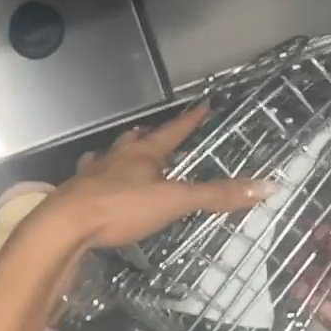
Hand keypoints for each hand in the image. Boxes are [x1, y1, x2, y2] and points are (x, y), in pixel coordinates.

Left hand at [38, 103, 268, 249]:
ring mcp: (92, 174)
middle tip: (157, 134)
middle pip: (136, 140)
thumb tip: (265, 187)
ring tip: (126, 156)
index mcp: (143, 154)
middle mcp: (116, 157)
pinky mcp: (75, 193)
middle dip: (150, 137)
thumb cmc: (120, 208)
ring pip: (109, 156)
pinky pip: (89, 180)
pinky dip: (97, 179)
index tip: (203, 106)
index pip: (173, 131)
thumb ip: (215, 196)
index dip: (190, 120)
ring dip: (121, 155)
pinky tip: (95, 186)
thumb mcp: (174, 202)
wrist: (65, 224)